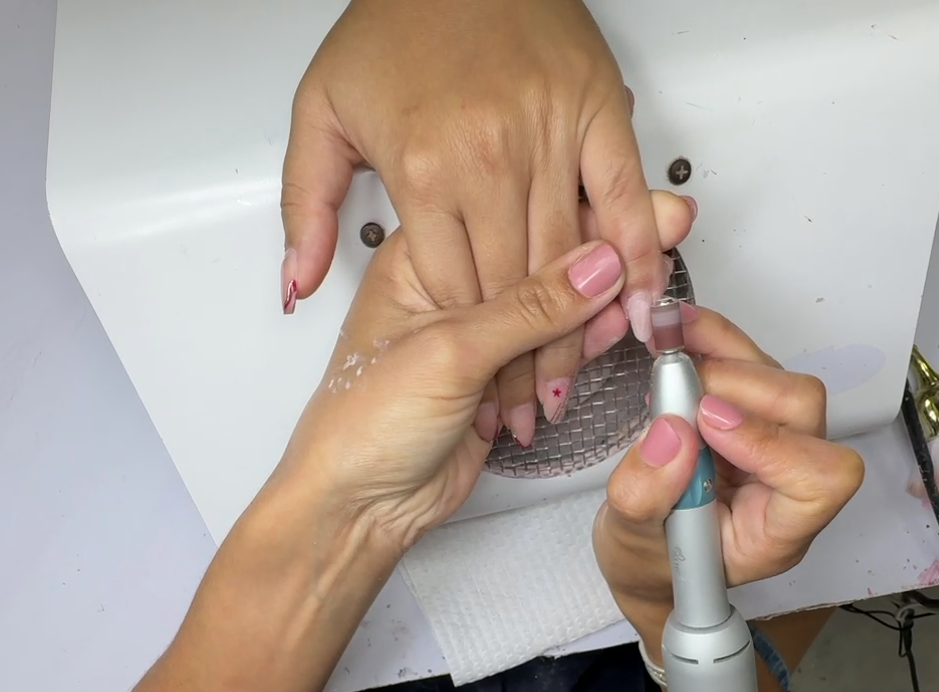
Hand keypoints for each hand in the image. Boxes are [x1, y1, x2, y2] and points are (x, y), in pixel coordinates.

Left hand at [274, 191, 695, 553]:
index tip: (640, 208)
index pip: (513, 213)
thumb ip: (529, 308)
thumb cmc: (364, 424)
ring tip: (653, 284)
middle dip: (606, 251)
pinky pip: (553, 348)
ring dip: (603, 300)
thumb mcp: (449, 352)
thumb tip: (596, 264)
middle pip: (544, 255)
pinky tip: (619, 326)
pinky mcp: (500, 375)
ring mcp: (480, 334)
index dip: (580, 210)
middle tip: (667, 231)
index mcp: (424, 255)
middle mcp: (455, 288)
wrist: (361, 502)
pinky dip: (587, 342)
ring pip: (556, 304)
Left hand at [281, 0, 661, 449]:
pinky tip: (640, 303)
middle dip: (529, 364)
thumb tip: (298, 284)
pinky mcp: (592, 112)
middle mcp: (487, 158)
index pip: (461, 295)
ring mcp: (545, 135)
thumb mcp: (321, 116)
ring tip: (576, 382)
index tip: (487, 397)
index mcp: (424, 172)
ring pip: (568, 262)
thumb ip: (308, 209)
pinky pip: (621, 201)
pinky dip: (638, 256)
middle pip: (516, 293)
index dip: (478, 357)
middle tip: (534, 408)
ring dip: (578, 333)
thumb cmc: (391, 26)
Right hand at [593, 307, 865, 648]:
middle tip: (672, 386)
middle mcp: (786, 482)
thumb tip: (670, 432)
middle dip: (740, 387)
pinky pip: (748, 364)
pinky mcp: (746, 413)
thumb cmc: (648, 563)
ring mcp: (771, 443)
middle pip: (803, 414)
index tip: (705, 424)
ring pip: (778, 379)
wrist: (644, 554)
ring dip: (726, 352)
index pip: (818, 480)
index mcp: (775, 530)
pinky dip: (713, 342)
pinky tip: (678, 332)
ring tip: (668, 340)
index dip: (772, 443)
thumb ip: (644, 498)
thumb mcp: (629, 545)